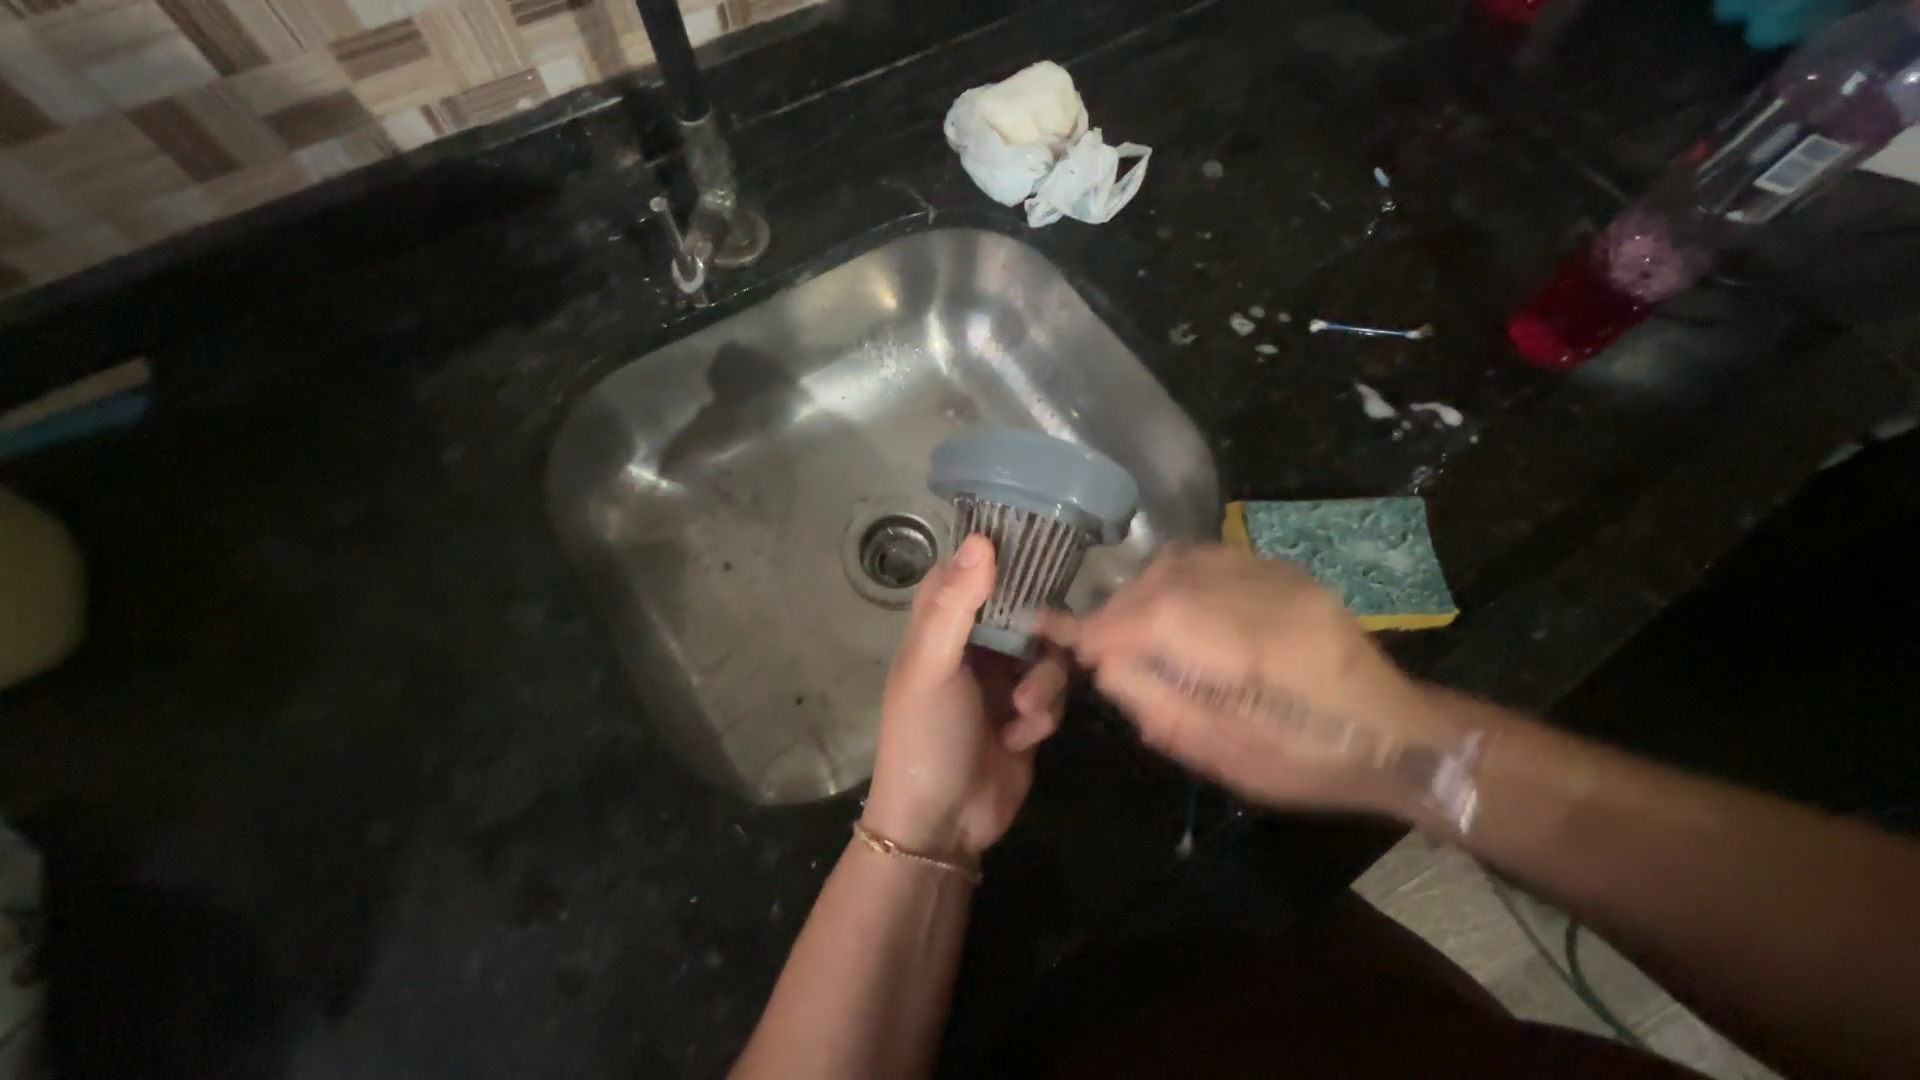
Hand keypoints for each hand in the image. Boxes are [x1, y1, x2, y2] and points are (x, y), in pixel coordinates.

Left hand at [862, 535, 1069, 862]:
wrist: (942, 824)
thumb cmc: (925, 737)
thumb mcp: (931, 667)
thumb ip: (955, 605)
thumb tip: (981, 539)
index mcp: (938, 629)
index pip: (967, 573)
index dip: (995, 559)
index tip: (1032, 545)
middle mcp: (971, 647)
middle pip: (1020, 610)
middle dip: (1035, 631)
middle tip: (1040, 642)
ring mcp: (1001, 681)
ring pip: (1045, 652)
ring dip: (1042, 681)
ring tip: (1023, 709)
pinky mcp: (1026, 714)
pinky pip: (1054, 692)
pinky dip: (1043, 713)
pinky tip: (1021, 738)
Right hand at [1040, 544, 1458, 821]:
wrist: (1400, 735)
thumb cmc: (1314, 764)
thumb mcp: (1231, 759)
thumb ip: (1162, 708)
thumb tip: (1105, 665)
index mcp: (1267, 650)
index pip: (1163, 615)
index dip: (1104, 625)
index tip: (1063, 640)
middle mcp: (1274, 595)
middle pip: (1167, 579)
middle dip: (1116, 608)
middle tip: (1092, 644)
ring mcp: (1281, 575)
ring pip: (1183, 560)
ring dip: (1139, 590)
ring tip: (1124, 628)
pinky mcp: (1283, 571)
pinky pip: (1207, 559)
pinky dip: (1168, 579)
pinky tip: (1162, 609)